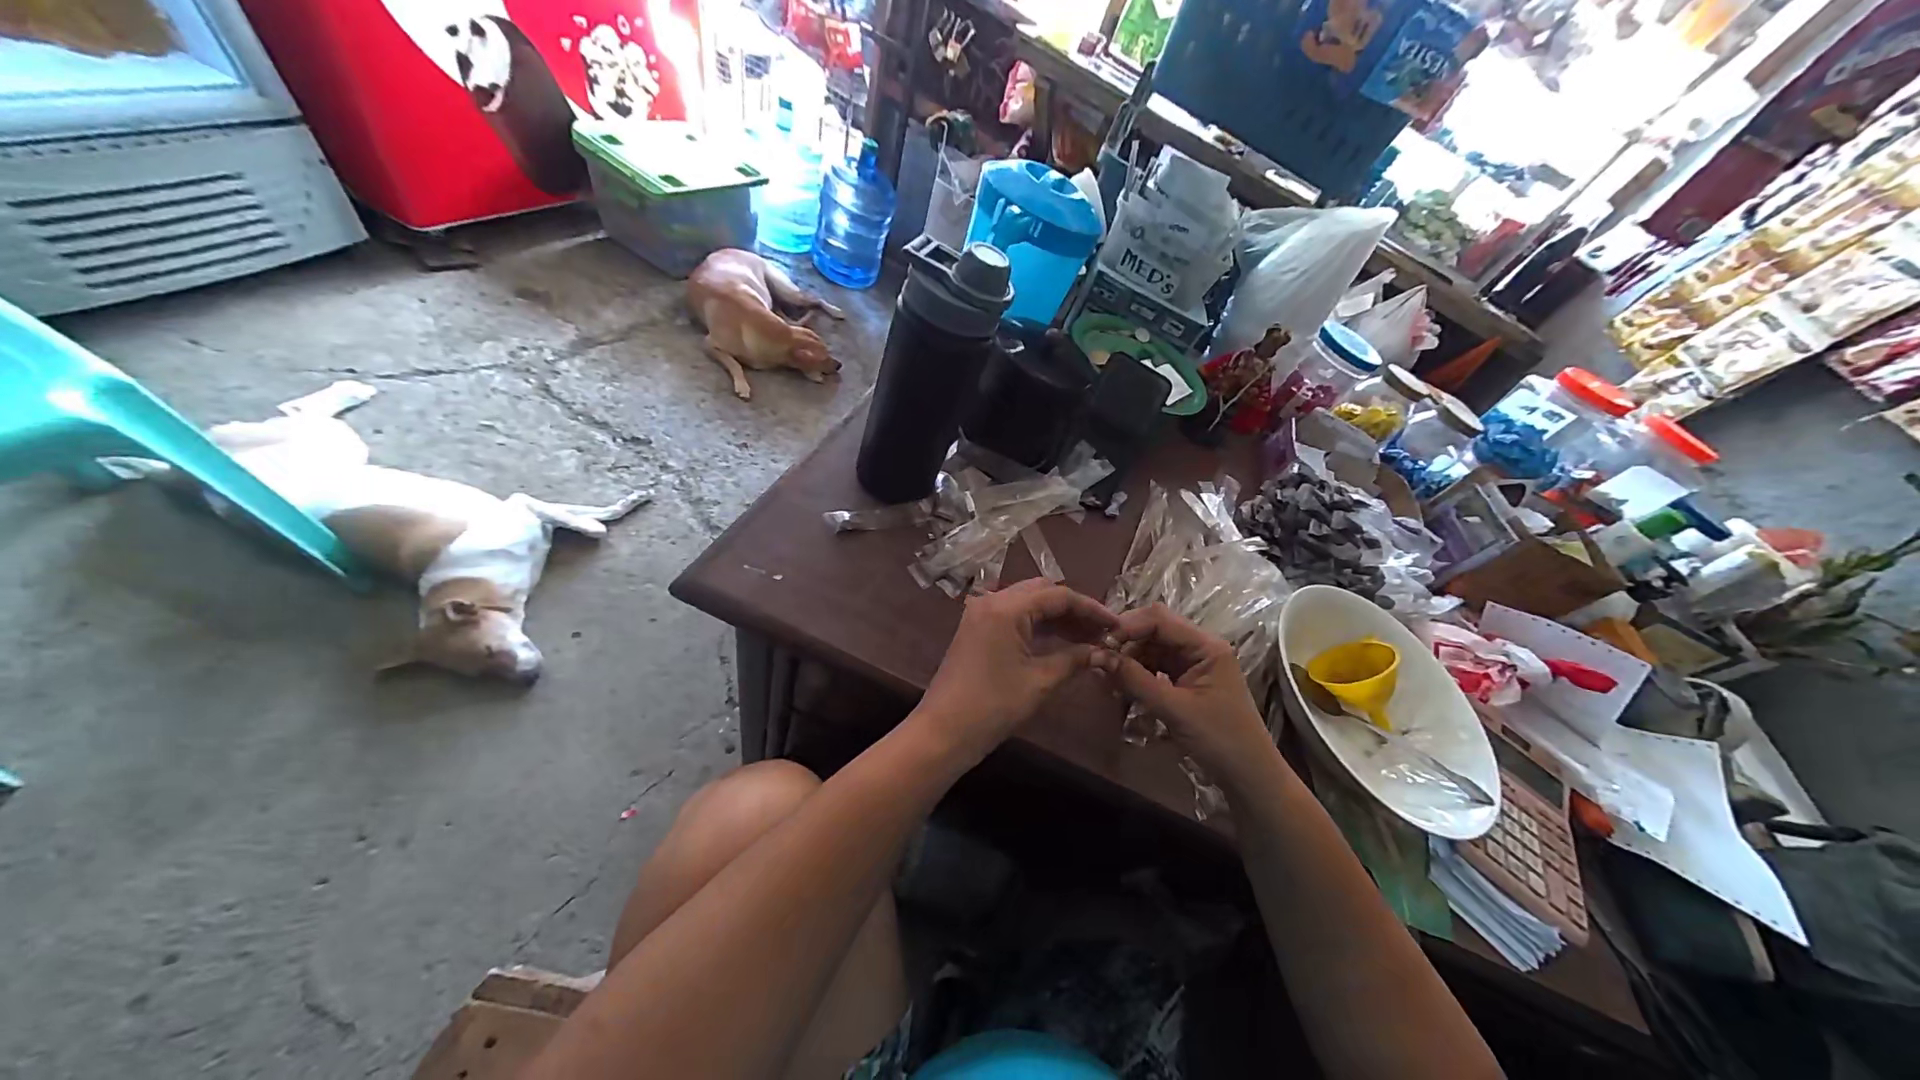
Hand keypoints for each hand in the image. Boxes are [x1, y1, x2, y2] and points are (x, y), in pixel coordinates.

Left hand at [918, 578, 1118, 759]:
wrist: (944, 731)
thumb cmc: (994, 705)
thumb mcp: (1041, 681)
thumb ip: (1075, 659)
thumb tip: (1104, 652)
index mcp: (1006, 607)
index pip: (1058, 595)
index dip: (1091, 609)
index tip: (1116, 625)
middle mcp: (992, 601)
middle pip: (1042, 592)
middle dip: (1074, 610)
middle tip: (1102, 632)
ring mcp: (981, 614)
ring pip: (1028, 603)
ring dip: (1057, 618)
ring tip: (1088, 639)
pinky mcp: (977, 629)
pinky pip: (1015, 617)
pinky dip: (1038, 626)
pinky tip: (1061, 643)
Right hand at [1089, 604, 1284, 793]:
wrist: (1248, 774)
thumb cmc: (1219, 739)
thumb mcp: (1174, 709)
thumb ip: (1135, 680)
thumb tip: (1099, 656)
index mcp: (1206, 646)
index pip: (1160, 619)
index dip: (1128, 626)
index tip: (1101, 643)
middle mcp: (1200, 647)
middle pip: (1155, 629)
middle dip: (1126, 640)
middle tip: (1099, 657)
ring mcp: (1193, 663)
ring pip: (1152, 647)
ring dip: (1129, 657)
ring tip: (1107, 673)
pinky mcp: (1186, 679)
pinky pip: (1155, 665)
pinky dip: (1137, 671)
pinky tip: (1121, 682)